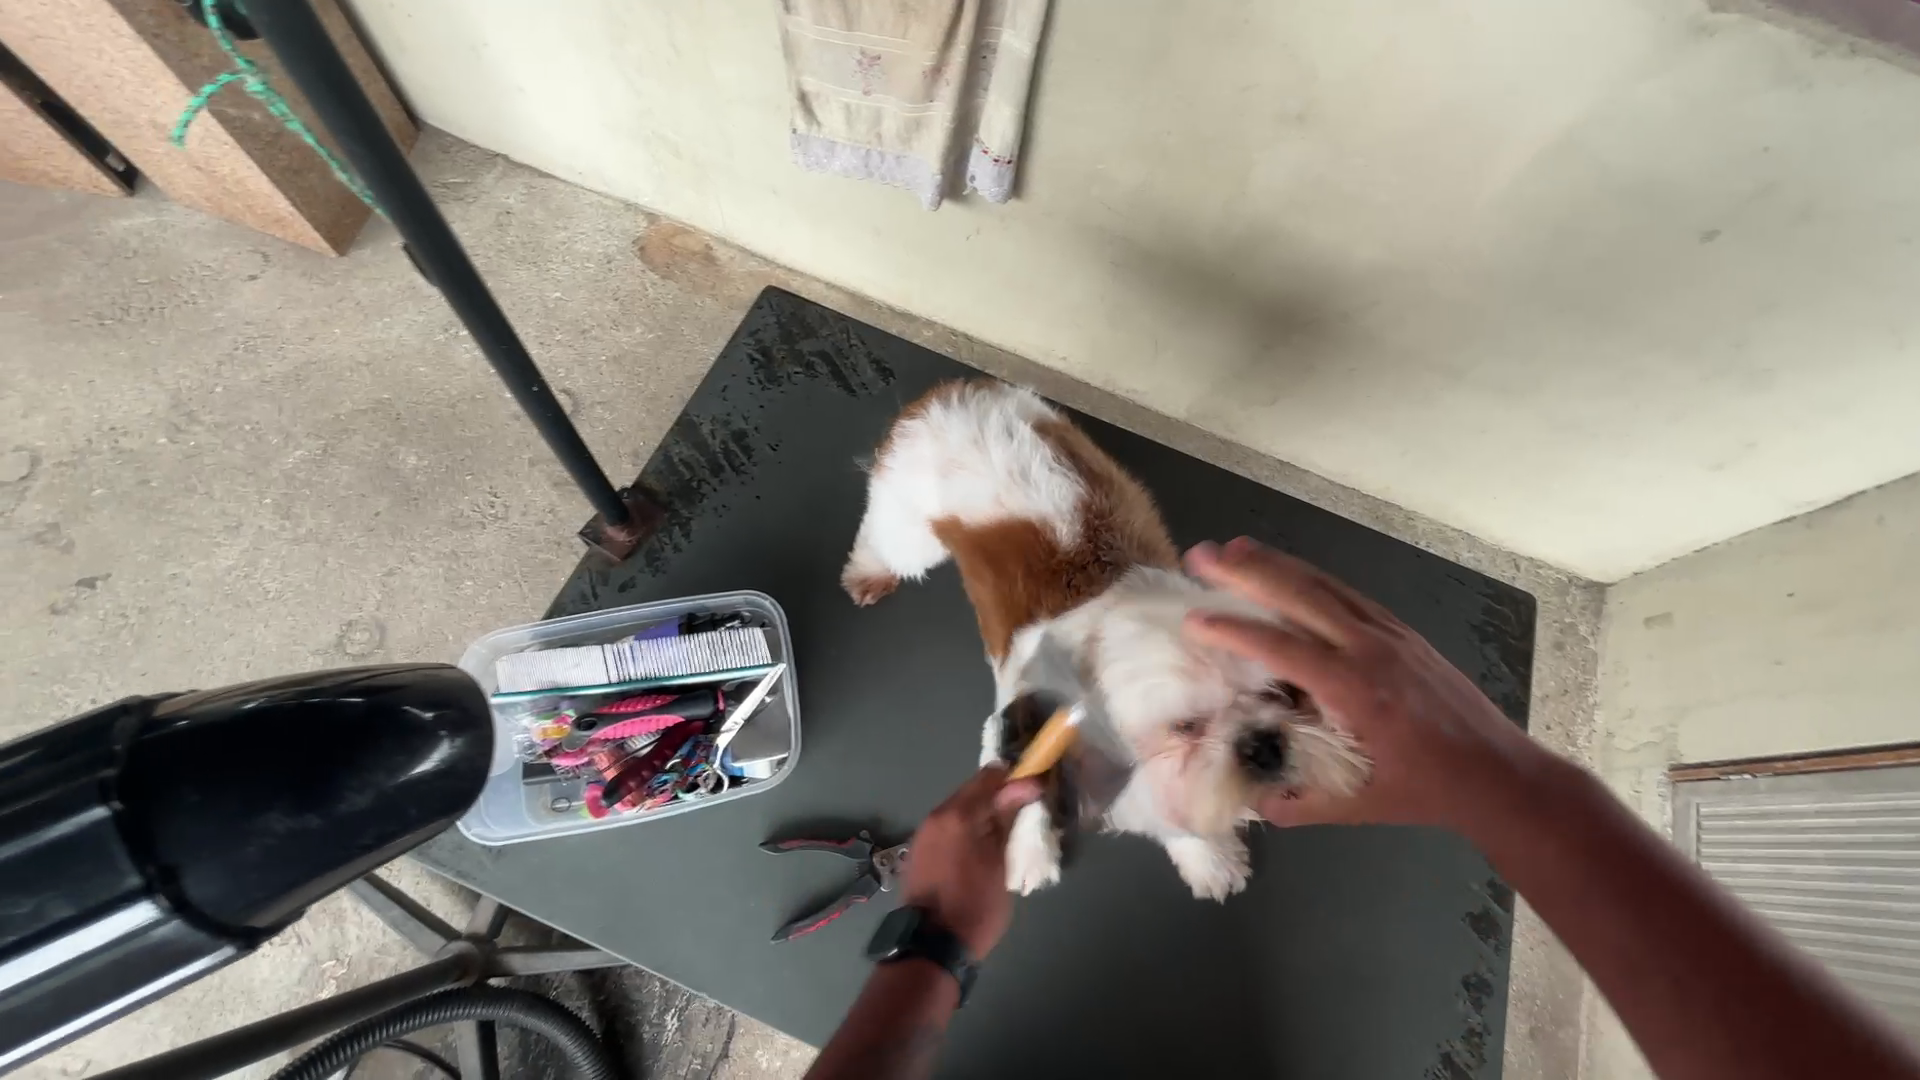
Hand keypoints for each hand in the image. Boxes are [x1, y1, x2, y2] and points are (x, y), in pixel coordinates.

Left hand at [901, 766, 1040, 957]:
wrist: (931, 947)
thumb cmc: (975, 906)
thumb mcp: (1000, 863)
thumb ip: (1007, 818)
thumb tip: (1025, 784)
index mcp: (958, 814)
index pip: (990, 776)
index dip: (1015, 779)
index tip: (1034, 791)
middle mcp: (937, 814)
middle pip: (973, 790)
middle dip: (999, 796)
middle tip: (1023, 813)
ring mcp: (924, 831)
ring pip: (960, 808)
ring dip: (982, 813)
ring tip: (1004, 832)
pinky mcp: (920, 849)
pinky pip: (948, 826)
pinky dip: (966, 828)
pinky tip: (980, 847)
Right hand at [1183, 537, 1551, 831]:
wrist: (1502, 774)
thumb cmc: (1428, 790)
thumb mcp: (1359, 807)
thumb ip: (1299, 804)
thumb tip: (1248, 801)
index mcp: (1356, 690)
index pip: (1282, 648)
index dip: (1234, 631)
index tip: (1193, 619)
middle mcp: (1370, 649)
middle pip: (1299, 596)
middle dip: (1246, 572)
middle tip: (1203, 555)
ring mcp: (1388, 633)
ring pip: (1322, 585)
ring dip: (1274, 563)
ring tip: (1233, 546)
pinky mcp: (1399, 630)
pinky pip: (1344, 593)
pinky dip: (1307, 575)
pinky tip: (1285, 568)